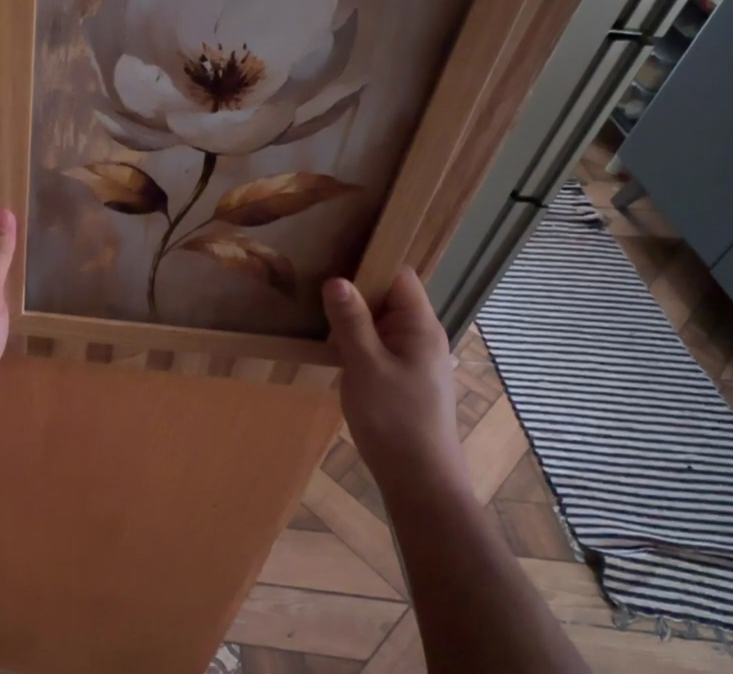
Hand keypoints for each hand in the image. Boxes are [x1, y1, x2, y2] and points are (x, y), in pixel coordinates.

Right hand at [322, 267, 467, 499]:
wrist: (419, 479)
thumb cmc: (395, 418)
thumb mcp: (365, 365)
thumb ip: (351, 321)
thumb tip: (336, 279)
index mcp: (420, 327)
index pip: (399, 275)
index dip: (370, 260)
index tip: (332, 253)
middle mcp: (420, 336)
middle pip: (387, 296)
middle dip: (353, 287)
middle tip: (311, 278)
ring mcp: (411, 357)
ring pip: (378, 321)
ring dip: (350, 315)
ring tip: (312, 305)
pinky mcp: (400, 376)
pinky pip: (376, 343)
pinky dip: (354, 338)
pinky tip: (328, 341)